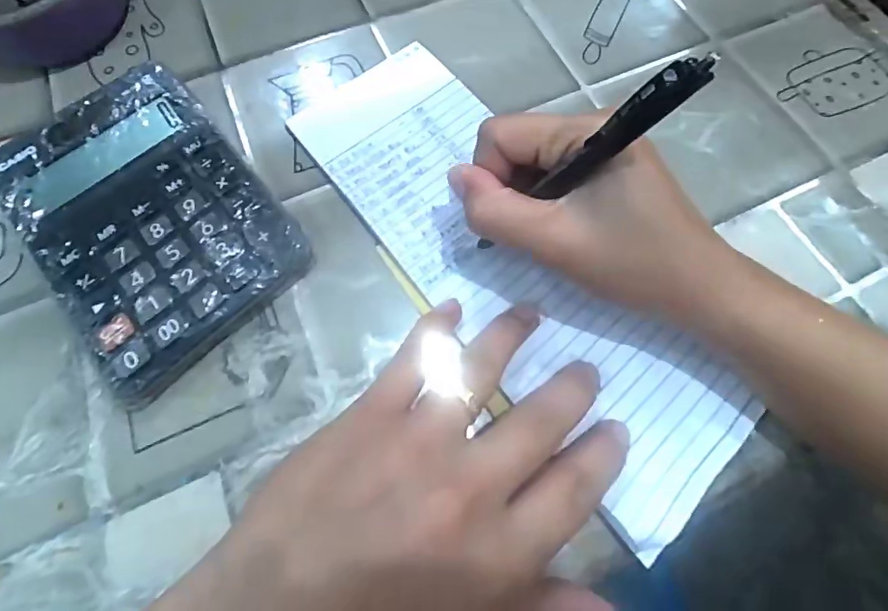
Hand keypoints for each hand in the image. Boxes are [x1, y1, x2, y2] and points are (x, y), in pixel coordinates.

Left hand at [158, 302, 627, 610]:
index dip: (602, 454)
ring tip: (533, 313)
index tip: (617, 428)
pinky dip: (435, 326)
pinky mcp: (370, 413)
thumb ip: (539, 608)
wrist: (270, 607)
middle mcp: (468, 487)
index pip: (574, 490)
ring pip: (480, 369)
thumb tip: (613, 608)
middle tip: (586, 368)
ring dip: (513, 333)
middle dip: (573, 388)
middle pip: (540, 420)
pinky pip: (413, 358)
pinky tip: (452, 306)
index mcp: (496, 552)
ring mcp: (417, 440)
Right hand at [447, 113, 738, 325]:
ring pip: (531, 160)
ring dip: (526, 199)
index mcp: (587, 128)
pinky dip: (545, 201)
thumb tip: (455, 177)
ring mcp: (603, 143)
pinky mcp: (608, 164)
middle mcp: (594, 123)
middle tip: (533, 235)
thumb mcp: (556, 242)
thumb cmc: (635, 265)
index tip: (509, 223)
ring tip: (551, 236)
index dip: (489, 177)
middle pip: (515, 144)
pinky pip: (554, 171)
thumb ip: (496, 210)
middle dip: (509, 189)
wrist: (704, 290)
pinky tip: (564, 229)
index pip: (501, 133)